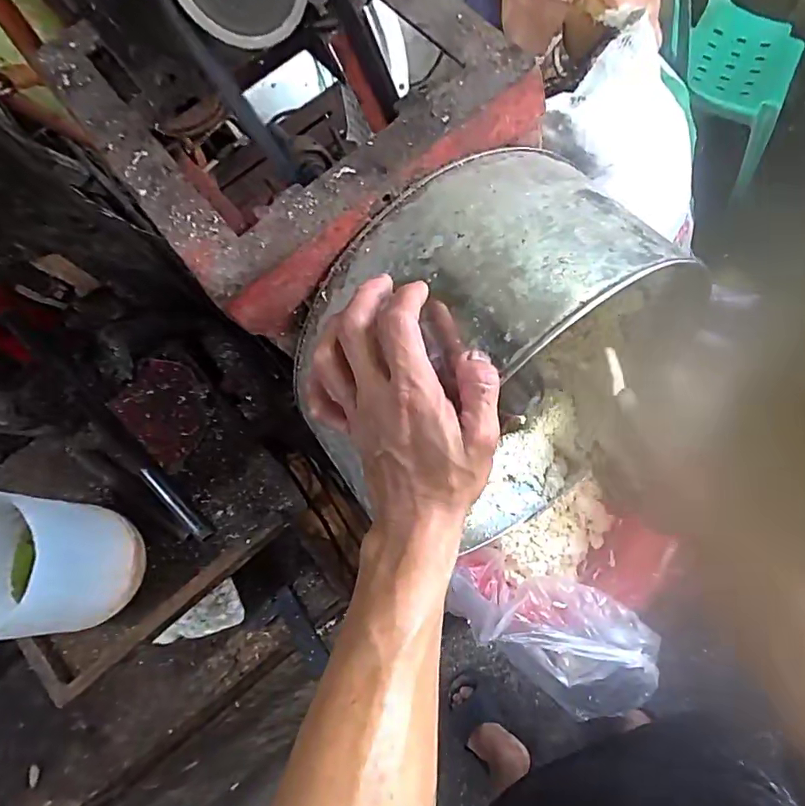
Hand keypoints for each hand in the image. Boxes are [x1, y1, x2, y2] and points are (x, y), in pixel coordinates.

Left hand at [306, 275, 500, 534]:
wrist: (415, 521)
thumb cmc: (453, 482)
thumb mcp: (484, 440)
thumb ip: (481, 392)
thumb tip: (473, 354)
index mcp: (413, 393)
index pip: (397, 327)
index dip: (406, 299)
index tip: (421, 293)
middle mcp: (376, 394)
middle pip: (354, 329)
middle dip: (367, 296)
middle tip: (385, 285)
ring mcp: (356, 411)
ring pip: (329, 355)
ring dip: (338, 323)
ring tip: (357, 310)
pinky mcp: (347, 426)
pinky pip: (321, 394)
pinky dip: (320, 369)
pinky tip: (334, 359)